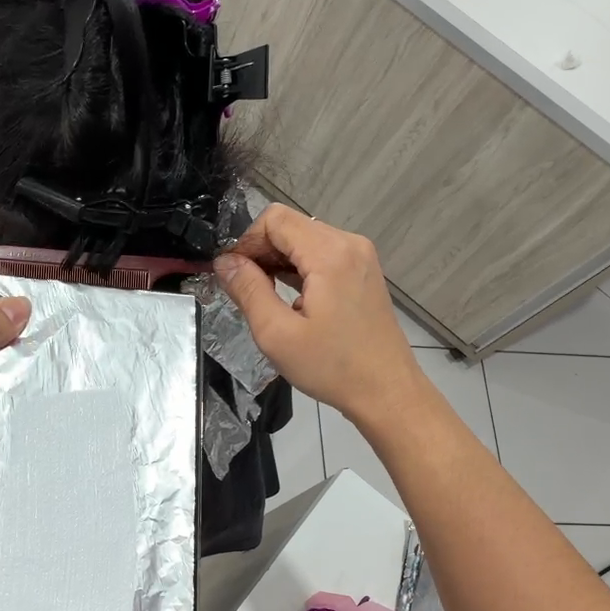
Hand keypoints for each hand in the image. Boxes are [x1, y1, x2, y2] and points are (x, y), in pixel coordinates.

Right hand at [214, 205, 425, 423]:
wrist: (386, 391)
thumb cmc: (331, 367)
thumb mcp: (277, 334)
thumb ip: (248, 291)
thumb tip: (224, 262)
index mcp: (329, 254)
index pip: (275, 219)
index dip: (246, 242)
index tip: (233, 275)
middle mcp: (349, 244)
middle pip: (290, 226)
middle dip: (260, 251)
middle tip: (243, 290)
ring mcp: (360, 257)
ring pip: (305, 240)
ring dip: (278, 262)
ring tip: (263, 298)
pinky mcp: (363, 272)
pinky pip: (321, 255)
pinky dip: (298, 269)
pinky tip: (287, 300)